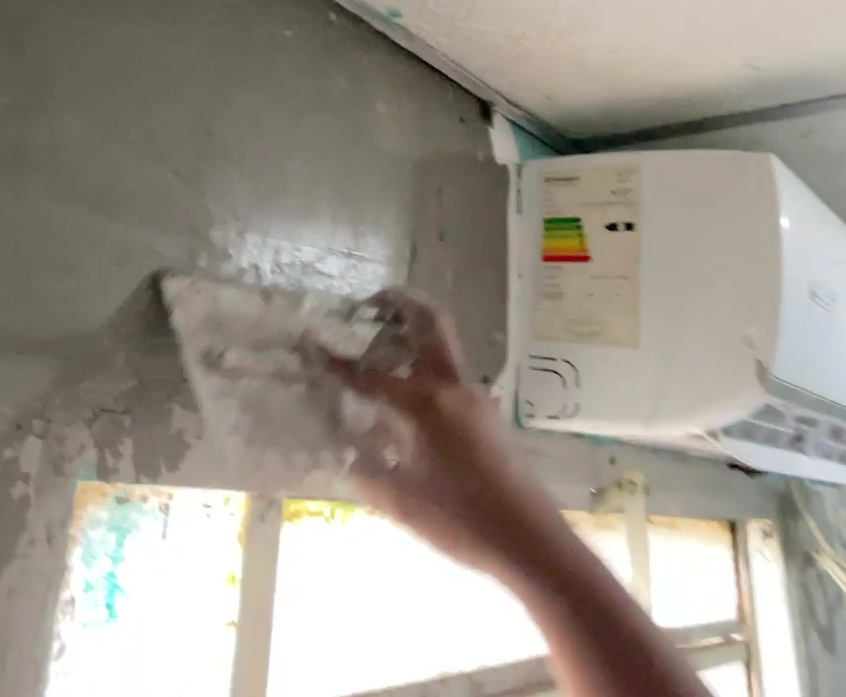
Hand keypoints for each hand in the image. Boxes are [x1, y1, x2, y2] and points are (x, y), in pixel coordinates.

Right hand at [308, 288, 559, 578]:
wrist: (534, 544)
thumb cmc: (464, 521)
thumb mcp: (402, 501)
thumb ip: (365, 469)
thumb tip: (339, 448)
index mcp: (426, 404)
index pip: (370, 374)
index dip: (336, 360)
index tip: (311, 341)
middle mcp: (452, 388)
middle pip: (430, 322)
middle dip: (400, 302)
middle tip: (371, 300)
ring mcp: (476, 398)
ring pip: (442, 345)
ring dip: (414, 331)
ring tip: (380, 341)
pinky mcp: (487, 414)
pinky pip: (450, 373)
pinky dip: (425, 363)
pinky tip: (406, 392)